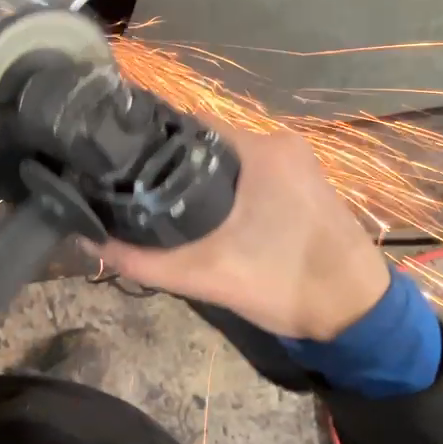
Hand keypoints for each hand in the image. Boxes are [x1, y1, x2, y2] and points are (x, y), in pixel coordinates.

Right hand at [83, 126, 389, 340]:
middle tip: (127, 185)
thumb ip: (140, 259)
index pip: (182, 125)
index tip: (110, 158)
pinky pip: (244, 170)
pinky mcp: (302, 181)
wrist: (358, 319)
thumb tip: (84, 240)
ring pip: (222, 156)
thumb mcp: (203, 275)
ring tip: (152, 196)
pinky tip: (198, 208)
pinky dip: (220, 184)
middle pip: (199, 140)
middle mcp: (277, 143)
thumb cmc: (284, 285)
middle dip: (164, 161)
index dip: (143, 139)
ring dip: (192, 174)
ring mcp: (294, 160)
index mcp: (259, 150)